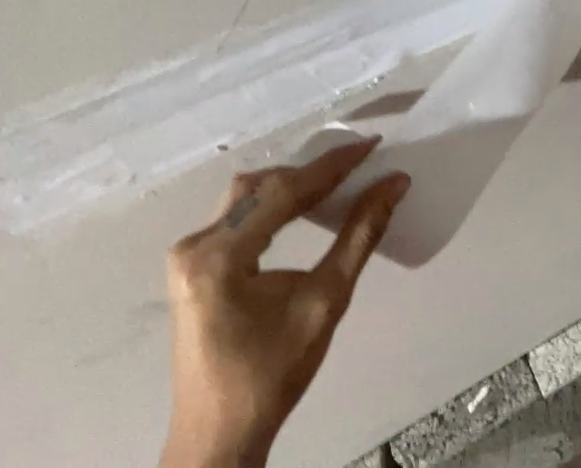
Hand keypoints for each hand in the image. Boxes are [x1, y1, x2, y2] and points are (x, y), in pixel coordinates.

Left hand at [160, 139, 409, 467]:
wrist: (220, 434)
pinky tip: (302, 207)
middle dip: (311, 171)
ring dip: (291, 185)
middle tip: (358, 162)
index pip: (283, 191)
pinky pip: (236, 218)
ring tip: (337, 180)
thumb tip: (393, 185)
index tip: (371, 146)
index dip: (332, 165)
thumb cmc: (274, 374)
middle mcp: (195, 247)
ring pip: (245, 198)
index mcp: (219, 257)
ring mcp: (188, 258)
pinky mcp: (193, 269)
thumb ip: (359, 235)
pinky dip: (273, 205)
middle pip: (259, 187)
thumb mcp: (326, 301)